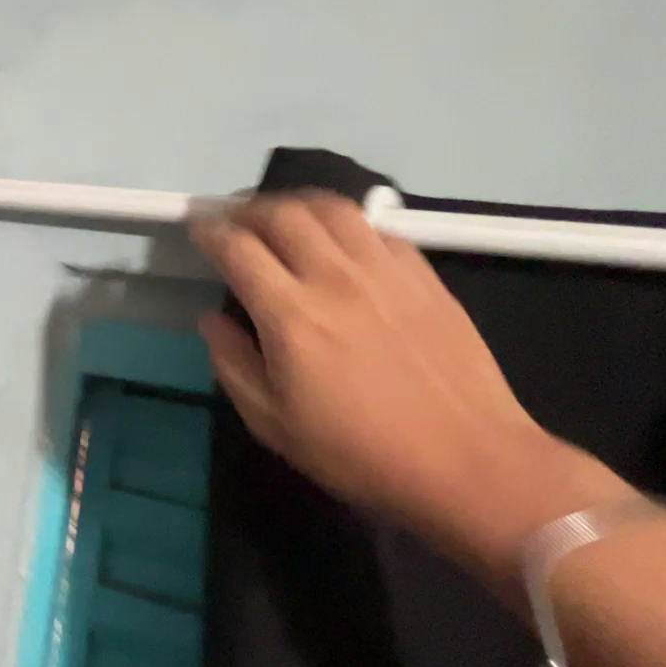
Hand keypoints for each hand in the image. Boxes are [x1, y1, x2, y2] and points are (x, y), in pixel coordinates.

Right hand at [192, 193, 631, 580]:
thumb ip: (231, 362)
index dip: (209, 231)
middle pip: (282, 213)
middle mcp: (335, 278)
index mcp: (291, 316)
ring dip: (294, 204)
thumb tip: (211, 319)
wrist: (468, 463)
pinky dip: (343, 224)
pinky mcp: (423, 276)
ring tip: (279, 218)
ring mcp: (385, 272)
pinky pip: (374, 229)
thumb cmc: (357, 451)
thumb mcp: (270, 422)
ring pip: (331, 208)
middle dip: (246, 208)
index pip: (237, 248)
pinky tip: (336, 244)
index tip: (198, 229)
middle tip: (231, 220)